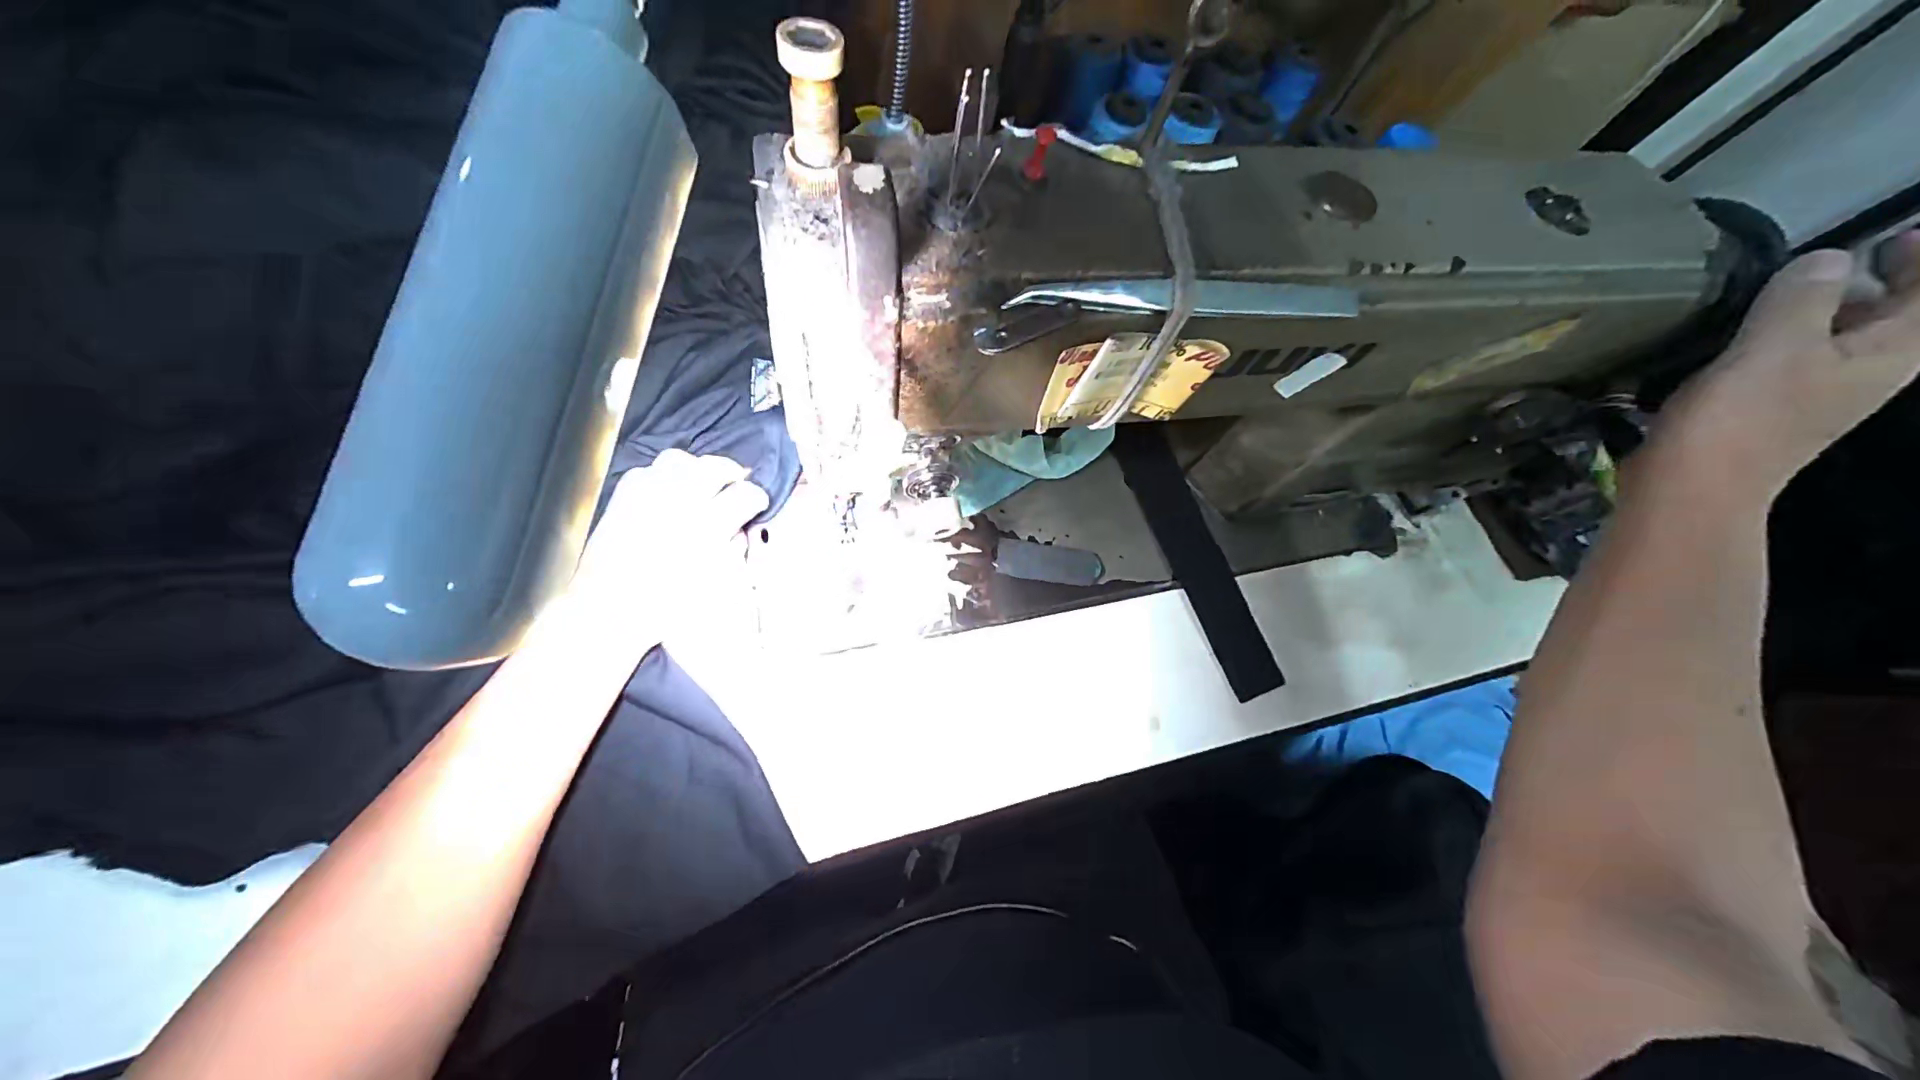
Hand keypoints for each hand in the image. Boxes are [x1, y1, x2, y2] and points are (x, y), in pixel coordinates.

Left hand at [563, 449, 768, 651]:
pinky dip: (664, 476)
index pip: (746, 494)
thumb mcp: (719, 581)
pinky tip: (668, 493)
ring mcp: (649, 492)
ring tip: (701, 484)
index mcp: (710, 525)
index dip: (757, 498)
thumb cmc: (669, 604)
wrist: (610, 608)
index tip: (757, 504)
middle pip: (716, 467)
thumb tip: (740, 528)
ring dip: (697, 469)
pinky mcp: (624, 494)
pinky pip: (650, 469)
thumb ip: (736, 548)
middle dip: (732, 475)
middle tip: (735, 488)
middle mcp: (680, 500)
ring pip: (681, 460)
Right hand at [1646, 231, 1919, 503]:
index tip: (1899, 234)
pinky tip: (1744, 339)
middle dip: (1880, 286)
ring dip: (1823, 314)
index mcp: (1889, 354)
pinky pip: (1792, 365)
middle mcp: (1863, 374)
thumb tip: (1829, 259)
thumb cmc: (1742, 417)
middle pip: (1891, 319)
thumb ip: (1805, 296)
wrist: (1691, 489)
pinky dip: (1782, 343)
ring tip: (1786, 292)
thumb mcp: (1774, 346)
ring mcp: (1813, 398)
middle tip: (1850, 257)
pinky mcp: (1765, 413)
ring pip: (1837, 342)